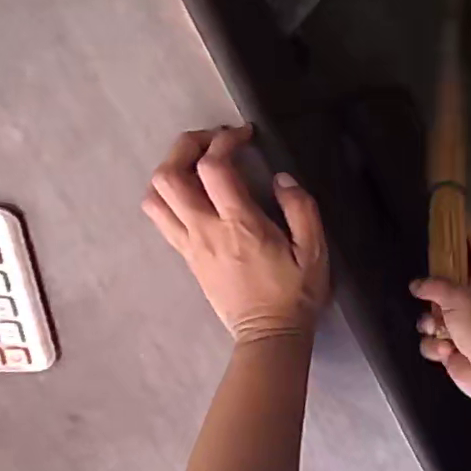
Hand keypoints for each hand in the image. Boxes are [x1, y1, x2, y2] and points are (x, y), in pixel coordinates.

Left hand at [143, 126, 330, 343]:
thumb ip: (301, 208)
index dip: (225, 140)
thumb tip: (281, 179)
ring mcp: (189, 244)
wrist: (268, 335)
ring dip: (170, 169)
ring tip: (196, 163)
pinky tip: (192, 192)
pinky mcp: (185, 256)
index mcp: (239, 225)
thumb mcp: (315, 250)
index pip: (214, 167)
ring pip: (156, 196)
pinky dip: (168, 194)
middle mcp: (205, 230)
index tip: (244, 135)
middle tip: (213, 140)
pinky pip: (160, 217)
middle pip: (169, 174)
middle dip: (187, 145)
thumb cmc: (295, 293)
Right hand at [412, 231, 470, 401]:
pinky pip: (429, 341)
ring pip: (428, 317)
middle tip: (426, 291)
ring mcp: (458, 328)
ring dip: (429, 323)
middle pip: (443, 286)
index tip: (460, 222)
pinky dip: (434, 346)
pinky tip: (446, 351)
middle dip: (431, 292)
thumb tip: (416, 285)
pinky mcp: (449, 350)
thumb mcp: (459, 297)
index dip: (469, 236)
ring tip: (440, 330)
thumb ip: (434, 286)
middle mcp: (468, 303)